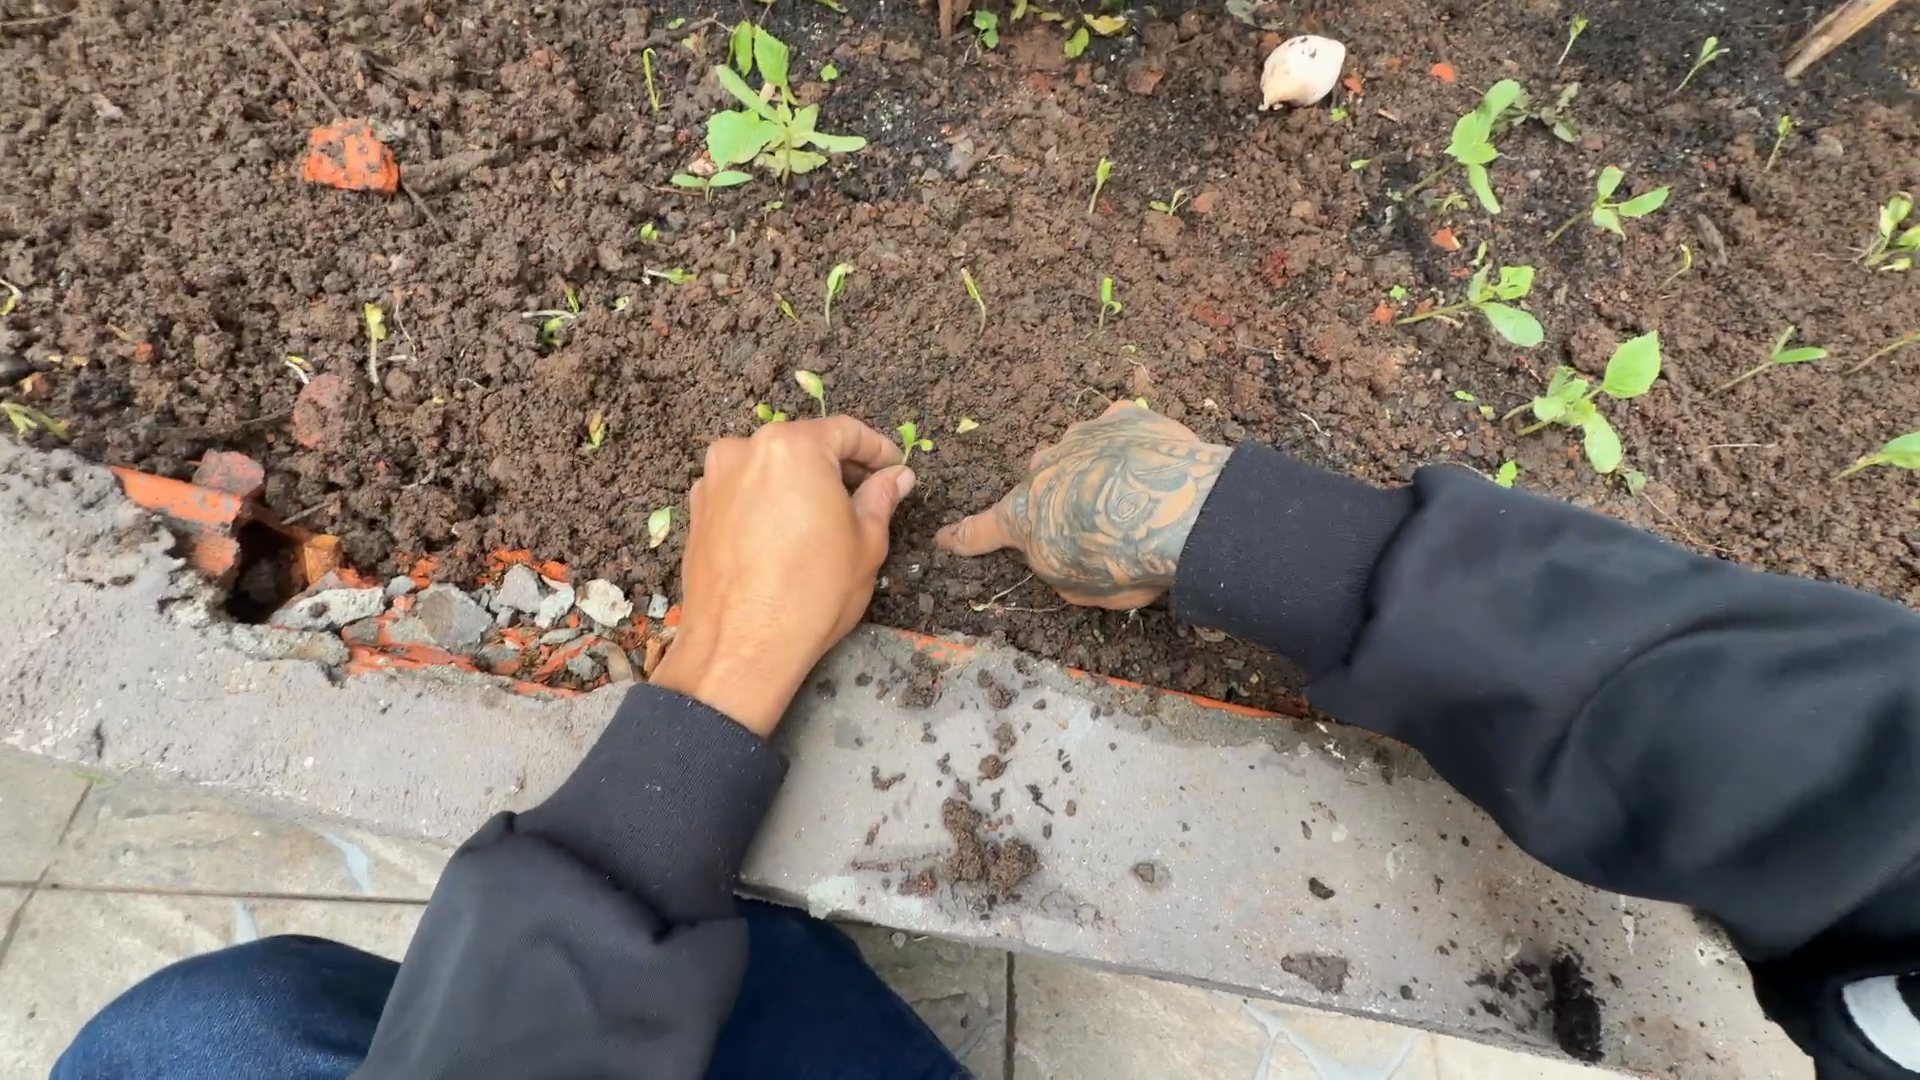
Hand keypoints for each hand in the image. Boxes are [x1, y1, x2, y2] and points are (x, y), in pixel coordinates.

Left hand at [650, 416, 914, 736]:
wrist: (741, 647)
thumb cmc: (813, 593)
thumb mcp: (866, 543)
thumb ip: (881, 498)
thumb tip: (896, 476)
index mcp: (792, 447)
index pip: (845, 431)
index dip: (878, 449)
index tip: (894, 467)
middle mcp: (745, 450)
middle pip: (804, 445)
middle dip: (839, 466)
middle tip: (868, 496)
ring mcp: (714, 479)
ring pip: (771, 468)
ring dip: (802, 483)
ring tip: (827, 520)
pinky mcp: (697, 510)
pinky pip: (744, 491)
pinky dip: (770, 501)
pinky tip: (787, 535)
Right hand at [935, 402, 1229, 608]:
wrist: (1179, 512)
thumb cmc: (1122, 563)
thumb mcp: (1079, 590)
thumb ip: (1059, 569)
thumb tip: (1065, 553)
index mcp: (1022, 516)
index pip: (981, 532)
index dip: (961, 538)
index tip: (942, 538)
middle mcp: (1041, 468)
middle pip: (1037, 483)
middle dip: (1053, 498)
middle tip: (1089, 520)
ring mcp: (1079, 437)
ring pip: (1074, 452)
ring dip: (1090, 469)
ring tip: (1129, 493)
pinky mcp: (1121, 418)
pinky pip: (1115, 430)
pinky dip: (1126, 446)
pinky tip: (1151, 463)